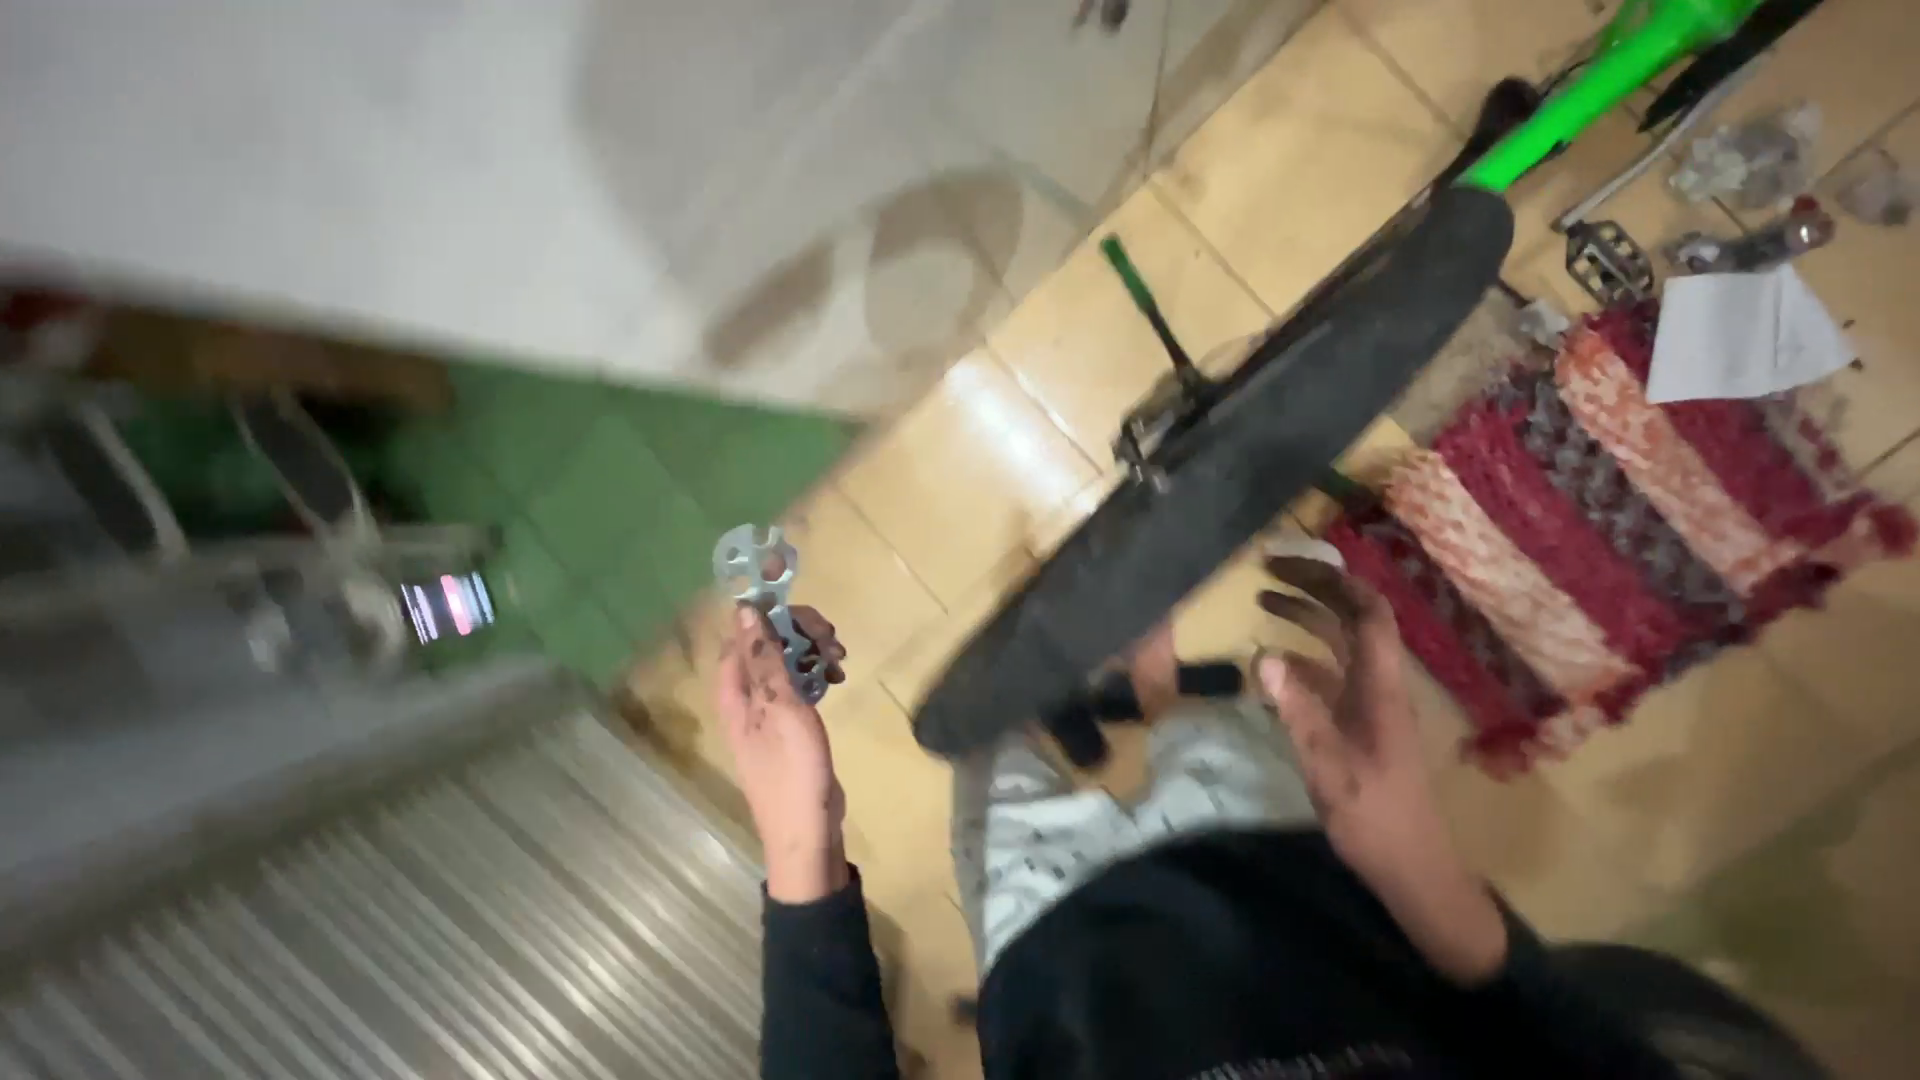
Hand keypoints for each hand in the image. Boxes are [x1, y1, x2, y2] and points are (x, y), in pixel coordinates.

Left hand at [716, 603, 850, 903]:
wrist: (807, 830)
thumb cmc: (792, 769)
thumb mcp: (780, 709)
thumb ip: (764, 660)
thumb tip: (746, 610)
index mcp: (734, 689)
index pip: (742, 630)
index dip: (765, 605)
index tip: (795, 587)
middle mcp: (745, 694)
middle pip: (767, 641)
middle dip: (799, 630)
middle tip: (832, 637)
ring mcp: (767, 709)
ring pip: (786, 660)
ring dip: (812, 650)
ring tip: (840, 659)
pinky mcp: (789, 722)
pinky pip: (798, 682)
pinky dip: (817, 673)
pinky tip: (838, 677)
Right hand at [1257, 558, 1506, 984]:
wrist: (1412, 868)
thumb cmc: (1375, 818)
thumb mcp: (1330, 767)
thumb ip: (1298, 712)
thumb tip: (1264, 656)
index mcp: (1381, 687)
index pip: (1368, 615)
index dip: (1335, 581)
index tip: (1292, 565)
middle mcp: (1377, 684)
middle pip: (1351, 620)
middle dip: (1314, 588)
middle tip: (1267, 571)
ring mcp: (1366, 703)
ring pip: (1337, 644)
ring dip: (1305, 617)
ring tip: (1261, 600)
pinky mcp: (1354, 723)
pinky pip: (1327, 674)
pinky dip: (1299, 656)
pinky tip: (1270, 660)